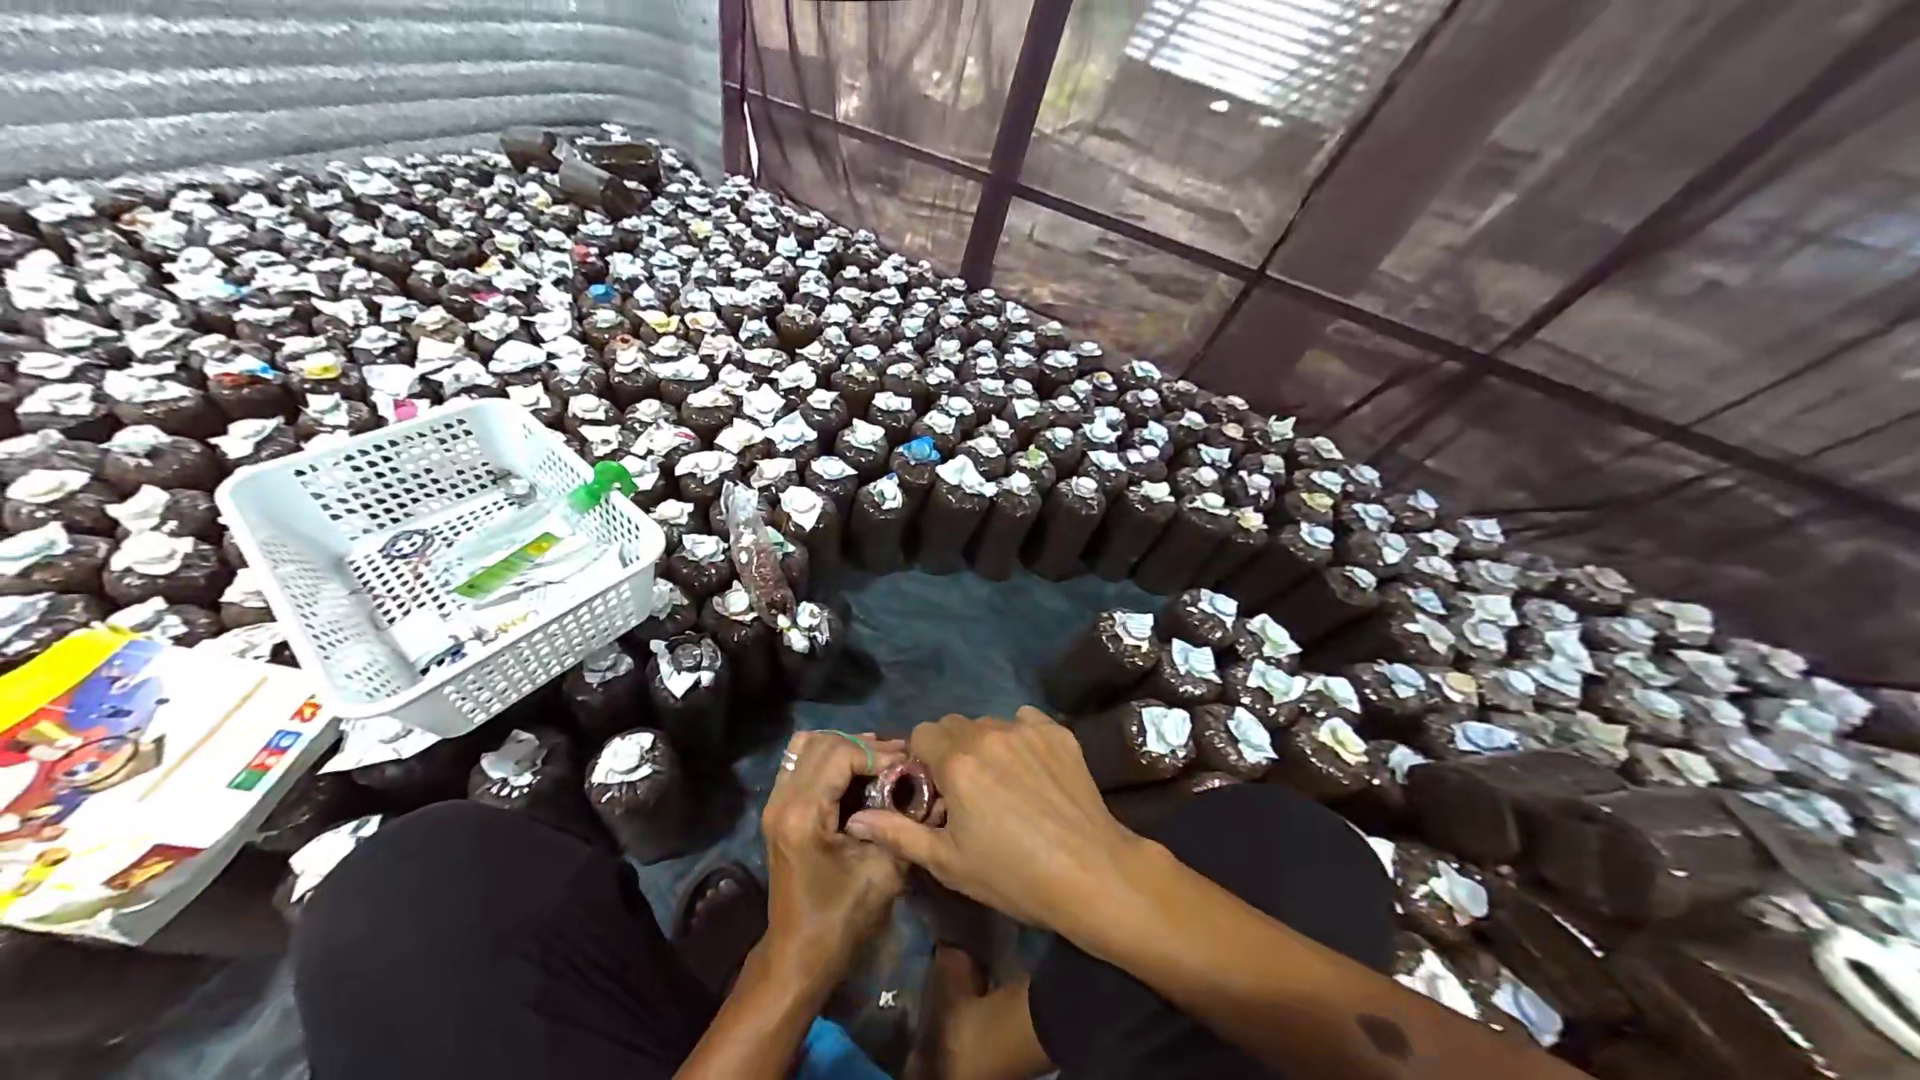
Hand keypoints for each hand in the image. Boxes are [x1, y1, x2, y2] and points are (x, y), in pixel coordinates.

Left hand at [761, 730, 908, 985]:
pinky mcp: (778, 809)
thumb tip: (932, 790)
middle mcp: (783, 800)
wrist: (799, 954)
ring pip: (807, 746)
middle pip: (823, 743)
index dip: (877, 754)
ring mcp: (775, 803)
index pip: (840, 754)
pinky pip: (800, 762)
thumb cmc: (842, 917)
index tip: (908, 765)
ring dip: (845, 746)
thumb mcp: (884, 872)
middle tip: (898, 759)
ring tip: (878, 760)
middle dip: (863, 745)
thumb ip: (905, 825)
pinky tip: (856, 771)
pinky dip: (829, 756)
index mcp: (804, 814)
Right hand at [846, 708, 1150, 935]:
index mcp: (957, 761)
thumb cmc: (1012, 875)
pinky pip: (1025, 720)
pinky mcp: (1058, 732)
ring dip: (985, 744)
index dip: (922, 759)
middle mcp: (988, 733)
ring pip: (990, 723)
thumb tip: (856, 819)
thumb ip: (899, 832)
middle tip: (966, 788)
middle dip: (951, 749)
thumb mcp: (948, 862)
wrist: (1090, 873)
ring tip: (1003, 782)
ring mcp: (1027, 729)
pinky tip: (1031, 770)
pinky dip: (1020, 737)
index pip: (922, 732)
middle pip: (954, 724)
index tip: (934, 788)